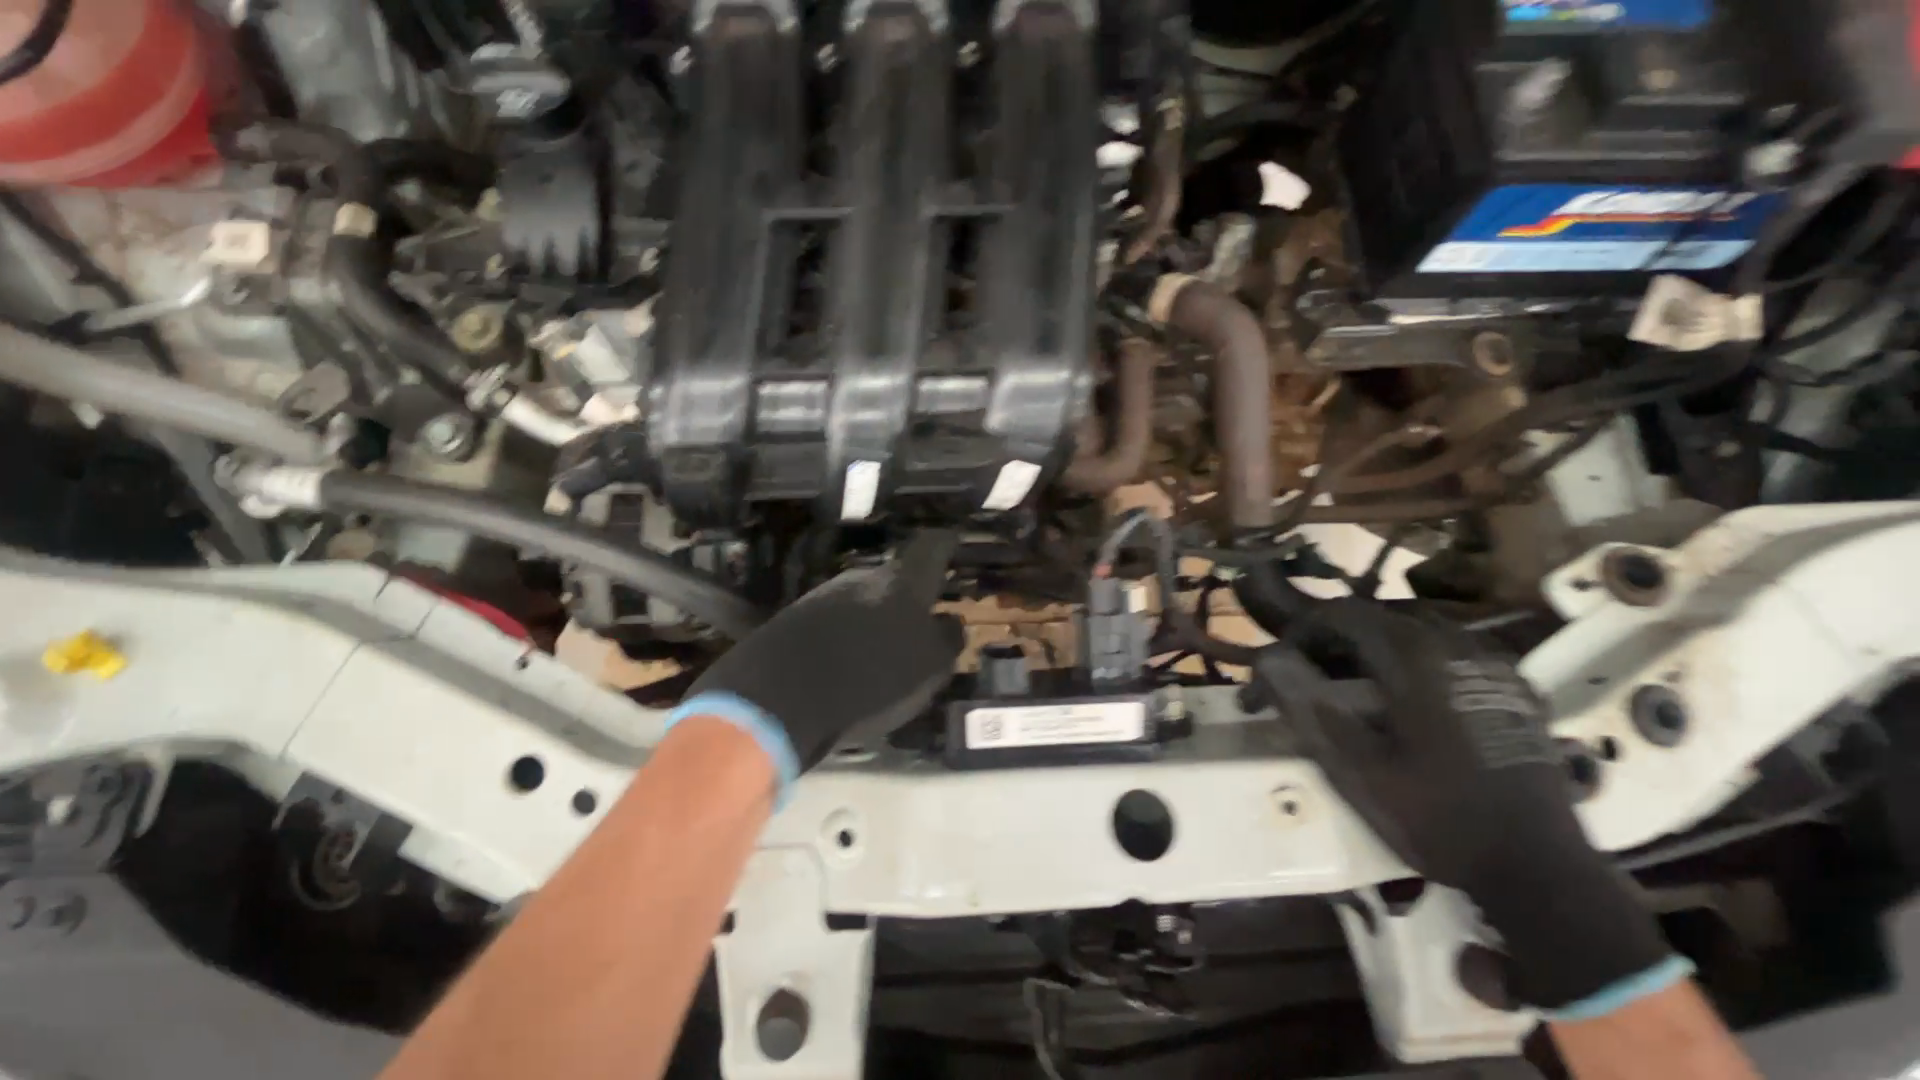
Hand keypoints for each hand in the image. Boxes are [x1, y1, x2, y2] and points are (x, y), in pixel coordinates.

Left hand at [671, 532, 962, 791]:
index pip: (931, 547)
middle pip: (892, 580)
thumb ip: (946, 641)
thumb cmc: (871, 678)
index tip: (949, 544)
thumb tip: (949, 622)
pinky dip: (842, 644)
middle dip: (904, 601)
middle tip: (916, 630)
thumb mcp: (929, 669)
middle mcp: (862, 579)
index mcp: (902, 583)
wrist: (778, 697)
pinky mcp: (791, 622)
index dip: (943, 545)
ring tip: (878, 661)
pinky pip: (830, 628)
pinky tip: (843, 673)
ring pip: (860, 604)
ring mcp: (822, 597)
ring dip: (871, 625)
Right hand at [1253, 601, 1678, 1011]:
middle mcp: (1458, 644)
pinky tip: (1410, 703)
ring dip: (1377, 650)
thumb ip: (1308, 707)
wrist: (1538, 868)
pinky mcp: (1516, 690)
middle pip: (1381, 617)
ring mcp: (1494, 665)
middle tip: (1310, 680)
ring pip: (1420, 632)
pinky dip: (1418, 664)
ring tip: (1354, 691)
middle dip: (1337, 641)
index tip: (1279, 668)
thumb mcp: (1358, 769)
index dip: (1301, 633)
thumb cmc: (1438, 817)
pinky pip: (1454, 654)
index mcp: (1415, 656)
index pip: (1343, 614)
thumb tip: (1268, 660)